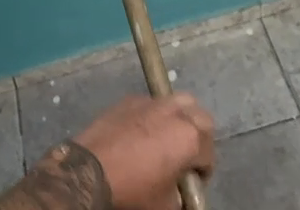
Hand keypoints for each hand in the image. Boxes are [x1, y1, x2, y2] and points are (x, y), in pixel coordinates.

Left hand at [71, 94, 214, 209]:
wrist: (90, 172)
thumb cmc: (133, 190)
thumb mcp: (166, 205)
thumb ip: (181, 194)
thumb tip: (180, 190)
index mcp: (189, 138)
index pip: (209, 152)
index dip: (204, 170)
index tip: (194, 180)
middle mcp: (175, 113)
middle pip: (201, 117)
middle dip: (200, 136)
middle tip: (187, 155)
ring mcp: (152, 102)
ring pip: (179, 101)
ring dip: (181, 118)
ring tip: (169, 137)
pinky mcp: (130, 99)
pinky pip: (152, 103)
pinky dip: (155, 115)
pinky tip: (143, 132)